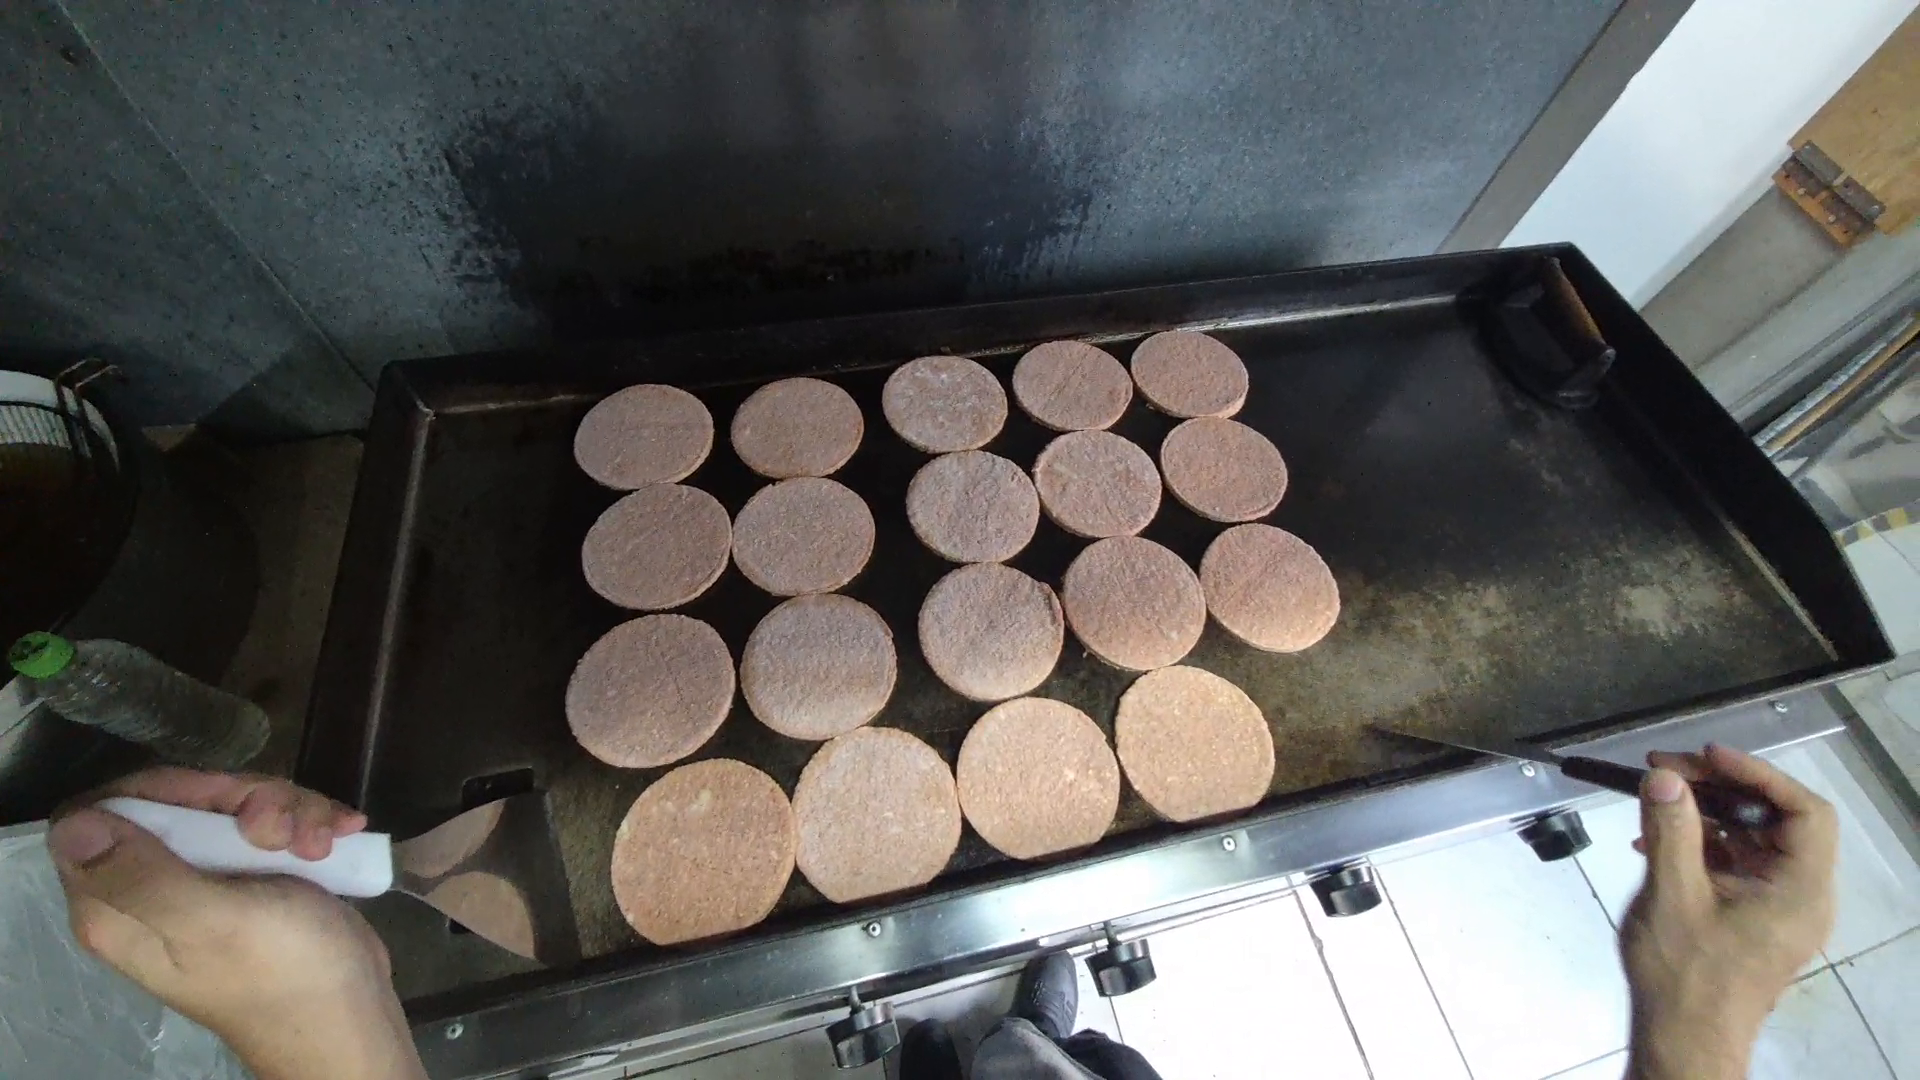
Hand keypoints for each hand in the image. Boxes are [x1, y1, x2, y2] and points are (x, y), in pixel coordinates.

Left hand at [48, 768, 426, 1079]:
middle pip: (190, 801)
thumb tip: (78, 822)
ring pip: (246, 807)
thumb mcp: (211, 920)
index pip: (107, 814)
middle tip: (284, 833)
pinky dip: (318, 821)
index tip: (224, 794)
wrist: (344, 1004)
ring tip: (324, 844)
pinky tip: (344, 833)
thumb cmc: (276, 967)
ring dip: (297, 811)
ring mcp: (218, 880)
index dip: (167, 789)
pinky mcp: (267, 875)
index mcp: (122, 903)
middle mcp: (162, 885)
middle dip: (252, 800)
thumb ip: (143, 874)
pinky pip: (286, 822)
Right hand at [1619, 744, 1837, 1079]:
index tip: (1704, 754)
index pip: (1806, 814)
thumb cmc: (1685, 966)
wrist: (1684, 1029)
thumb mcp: (1672, 893)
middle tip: (1661, 769)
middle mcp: (1798, 892)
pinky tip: (1650, 837)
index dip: (1759, 775)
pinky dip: (1692, 836)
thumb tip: (1667, 777)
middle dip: (1718, 786)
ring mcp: (1773, 903)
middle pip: (1774, 820)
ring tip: (1650, 795)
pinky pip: (1729, 858)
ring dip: (1699, 809)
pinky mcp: (1746, 909)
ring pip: (1747, 836)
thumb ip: (1671, 831)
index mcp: (1799, 890)